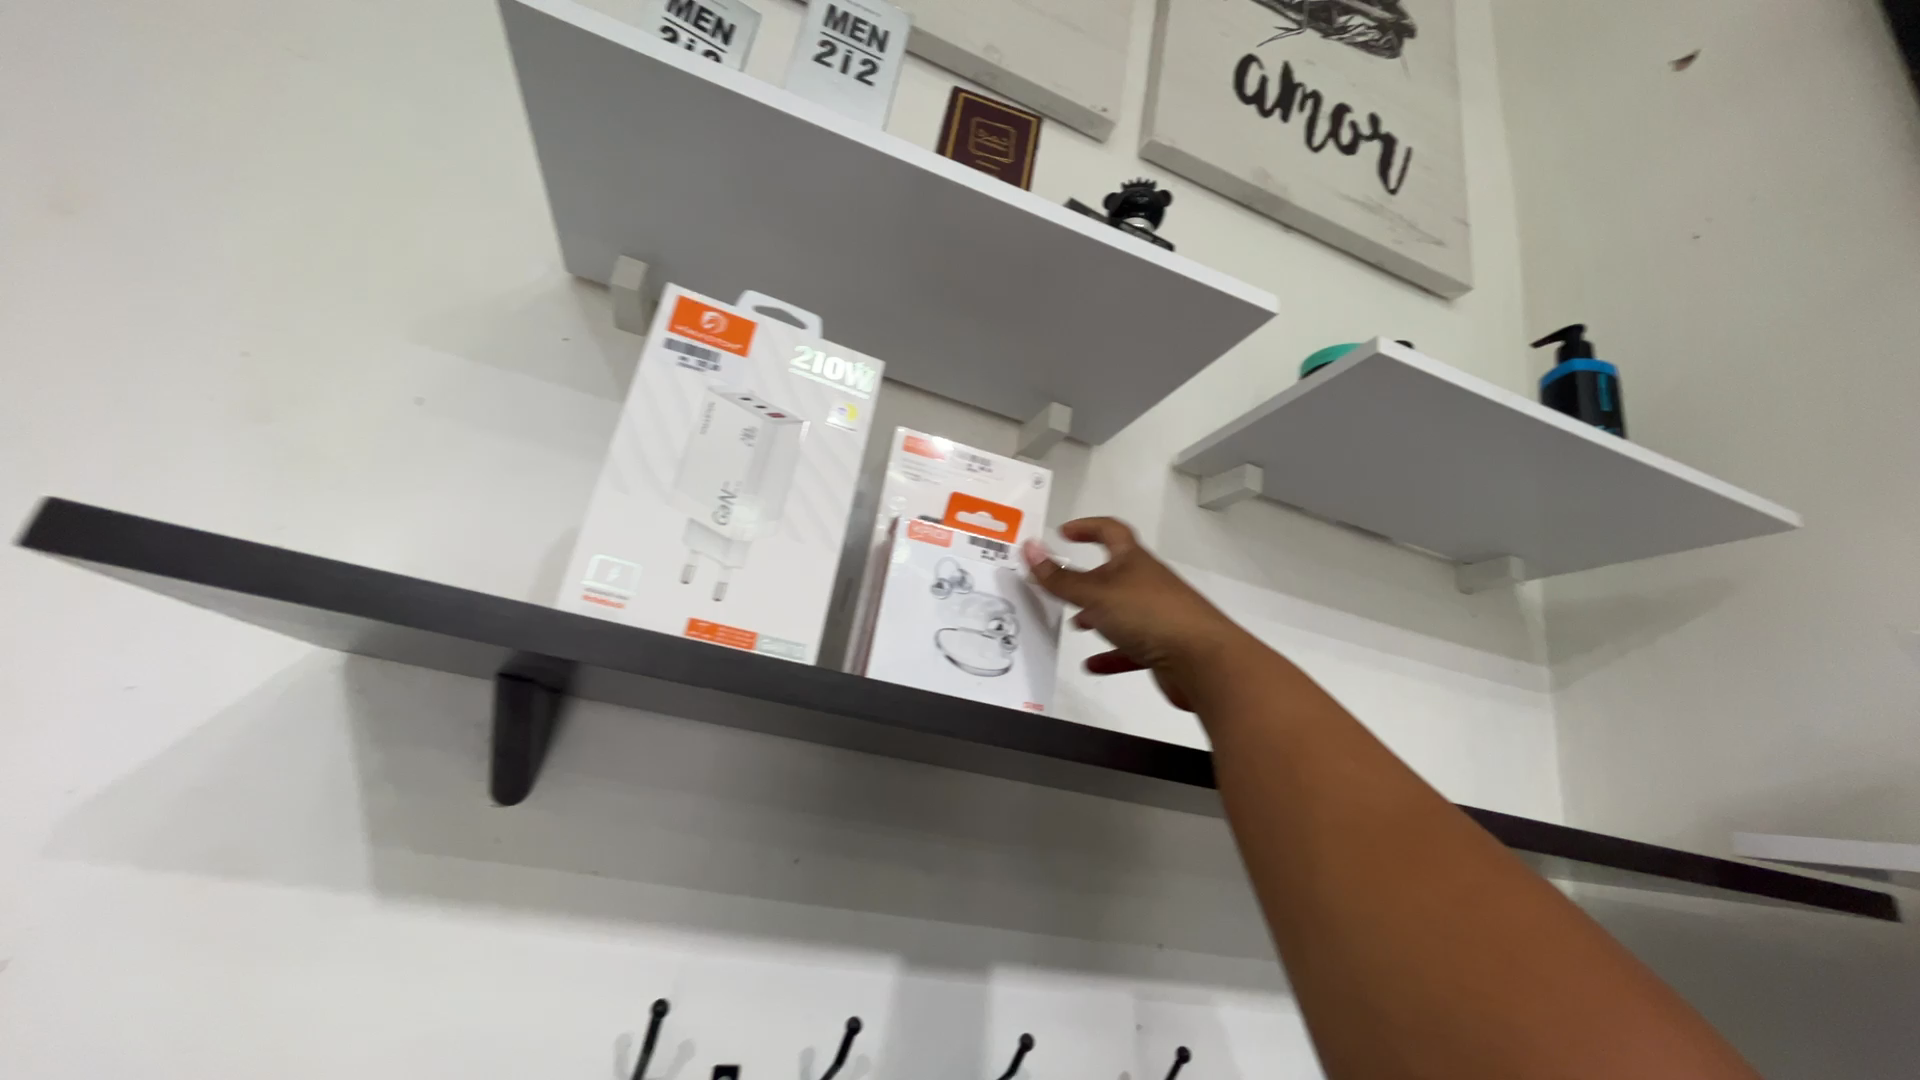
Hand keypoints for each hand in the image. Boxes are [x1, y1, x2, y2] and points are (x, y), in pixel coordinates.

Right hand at [1023, 517, 1258, 711]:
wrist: (1204, 661)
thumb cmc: (1147, 615)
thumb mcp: (1095, 594)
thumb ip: (1060, 578)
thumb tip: (1029, 546)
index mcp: (1134, 561)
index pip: (1110, 531)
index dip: (1087, 527)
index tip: (1064, 532)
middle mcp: (1148, 583)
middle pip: (1115, 573)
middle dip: (1088, 579)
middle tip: (1062, 588)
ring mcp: (1159, 616)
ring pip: (1122, 611)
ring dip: (1098, 616)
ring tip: (1075, 626)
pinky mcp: (1164, 647)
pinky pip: (1131, 648)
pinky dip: (1111, 654)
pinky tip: (1092, 665)